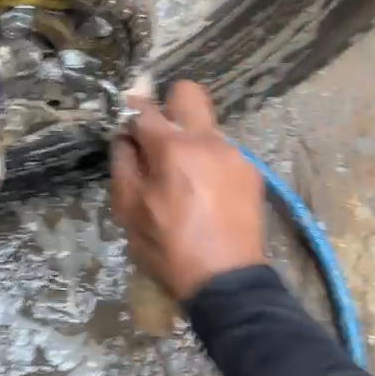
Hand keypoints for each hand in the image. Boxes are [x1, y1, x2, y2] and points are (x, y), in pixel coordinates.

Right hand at [110, 80, 267, 299]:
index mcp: (172, 146)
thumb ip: (123, 163)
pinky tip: (207, 195)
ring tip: (184, 179)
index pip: (143, 107)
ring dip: (191, 141)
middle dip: (169, 104)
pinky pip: (223, 153)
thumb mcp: (128, 210)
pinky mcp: (251, 171)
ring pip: (206, 126)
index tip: (126, 125)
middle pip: (187, 92)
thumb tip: (124, 136)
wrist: (227, 283)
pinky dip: (210, 163)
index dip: (129, 111)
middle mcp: (206, 139)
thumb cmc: (169, 247)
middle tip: (159, 138)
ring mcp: (233, 153)